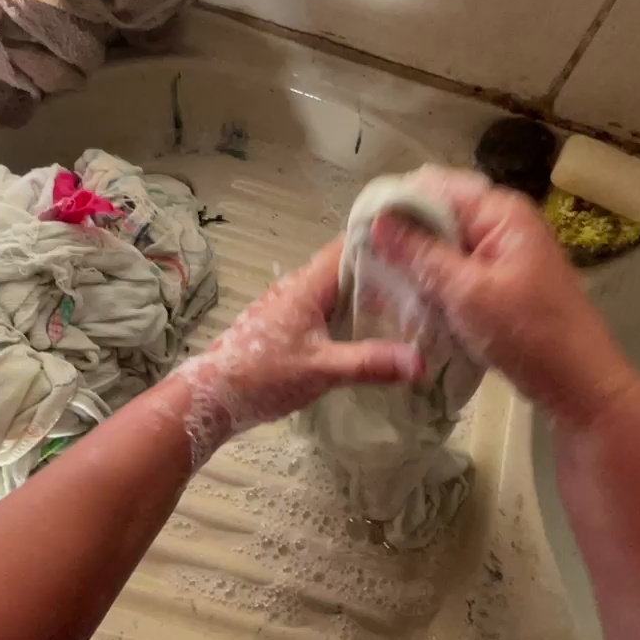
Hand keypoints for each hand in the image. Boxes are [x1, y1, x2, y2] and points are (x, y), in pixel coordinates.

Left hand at [171, 238, 423, 465]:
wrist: (213, 396)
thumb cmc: (261, 376)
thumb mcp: (320, 370)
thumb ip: (369, 364)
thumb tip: (419, 363)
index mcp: (307, 285)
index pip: (349, 246)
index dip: (382, 242)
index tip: (418, 244)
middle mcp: (301, 288)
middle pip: (349, 268)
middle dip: (384, 273)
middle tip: (426, 281)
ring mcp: (294, 306)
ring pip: (339, 291)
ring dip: (369, 296)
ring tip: (410, 305)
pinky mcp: (291, 326)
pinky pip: (329, 310)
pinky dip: (353, 315)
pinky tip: (374, 332)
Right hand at [370, 166, 638, 428]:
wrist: (579, 383)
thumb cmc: (528, 334)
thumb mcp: (468, 292)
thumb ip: (422, 254)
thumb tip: (379, 221)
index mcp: (501, 213)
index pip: (436, 186)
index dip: (397, 203)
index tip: (361, 231)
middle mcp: (503, 224)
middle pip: (440, 214)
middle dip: (404, 235)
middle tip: (366, 260)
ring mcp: (503, 255)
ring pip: (447, 245)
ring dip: (417, 262)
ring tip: (379, 281)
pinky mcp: (501, 283)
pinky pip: (459, 271)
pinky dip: (436, 282)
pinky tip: (410, 300)